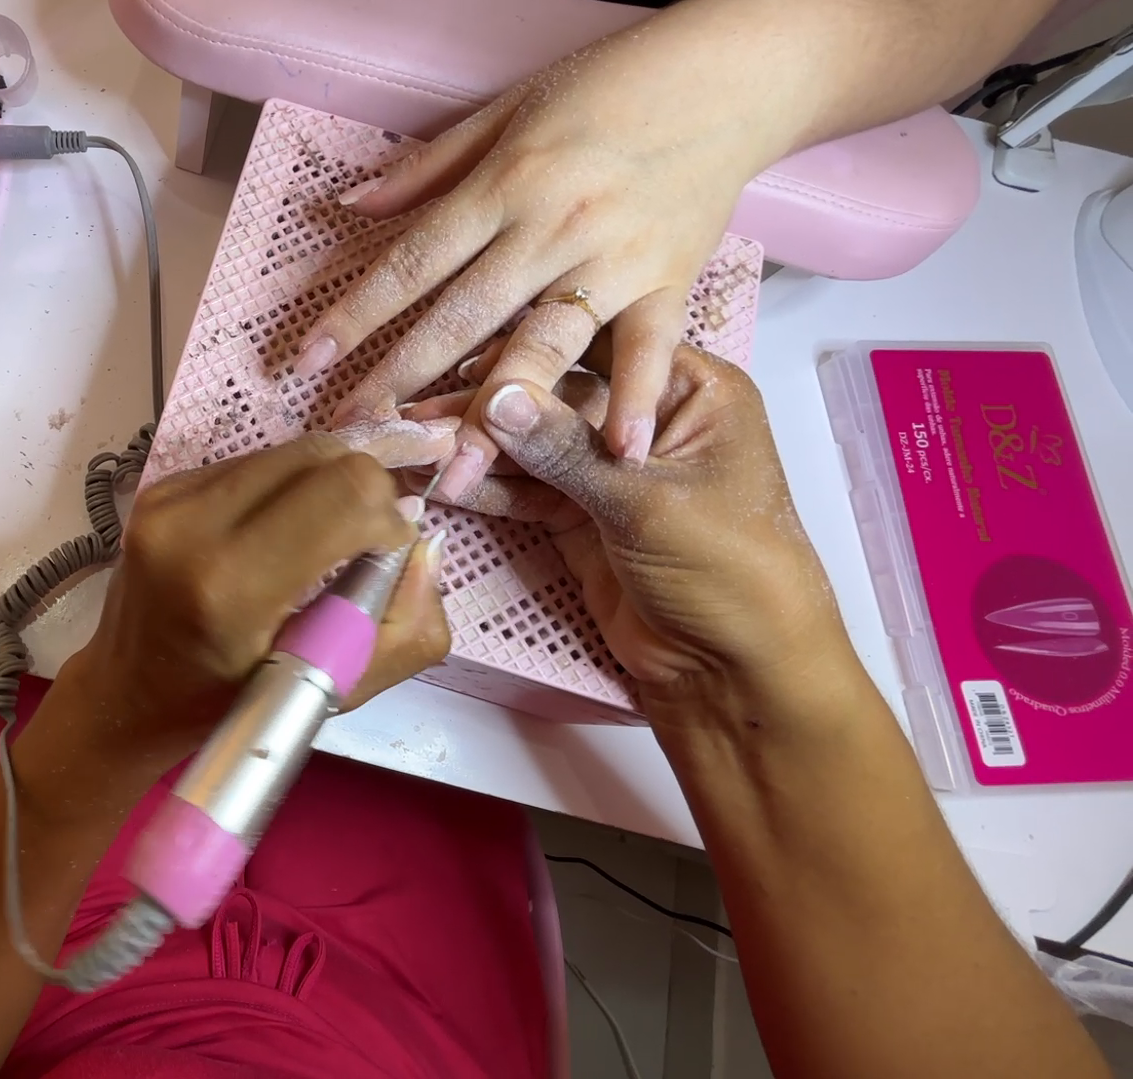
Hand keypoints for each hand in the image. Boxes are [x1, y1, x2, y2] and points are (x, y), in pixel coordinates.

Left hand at [67, 436, 449, 773]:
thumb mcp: (329, 690)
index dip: (388, 518)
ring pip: (290, 452)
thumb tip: (423, 545)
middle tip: (361, 544)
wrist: (124, 695)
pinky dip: (285, 489)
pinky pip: (253, 462)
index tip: (385, 556)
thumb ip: (405, 626)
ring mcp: (167, 499)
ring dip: (324, 488)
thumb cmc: (224, 708)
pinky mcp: (159, 487)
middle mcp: (190, 525)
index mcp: (230, 586)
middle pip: (323, 456)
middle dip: (364, 493)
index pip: (345, 493)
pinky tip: (273, 534)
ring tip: (315, 542)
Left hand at [296, 35, 788, 503]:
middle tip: (359, 435)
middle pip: (461, 318)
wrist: (738, 64)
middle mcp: (551, 226)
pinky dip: (636, 398)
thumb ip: (425, 169)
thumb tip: (351, 205)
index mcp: (504, 183)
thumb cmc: (610, 85)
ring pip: (542, 344)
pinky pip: (650, 346)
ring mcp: (614, 258)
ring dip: (497, 411)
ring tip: (458, 471)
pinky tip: (619, 454)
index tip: (310, 362)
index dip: (356, 315)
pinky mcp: (671, 278)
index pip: (412, 263)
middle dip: (402, 380)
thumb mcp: (506, 110)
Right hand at [417, 340, 852, 723]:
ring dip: (474, 450)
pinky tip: (441, 481)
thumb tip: (493, 398)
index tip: (467, 360)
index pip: (599, 347)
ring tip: (413, 445)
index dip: (534, 349)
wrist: (729, 666)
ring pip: (528, 447)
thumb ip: (563, 449)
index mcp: (687, 390)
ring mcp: (601, 469)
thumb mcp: (644, 500)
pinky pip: (520, 490)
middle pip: (551, 399)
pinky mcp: (573, 512)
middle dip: (487, 408)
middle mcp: (640, 419)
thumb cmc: (726, 567)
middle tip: (420, 412)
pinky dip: (483, 488)